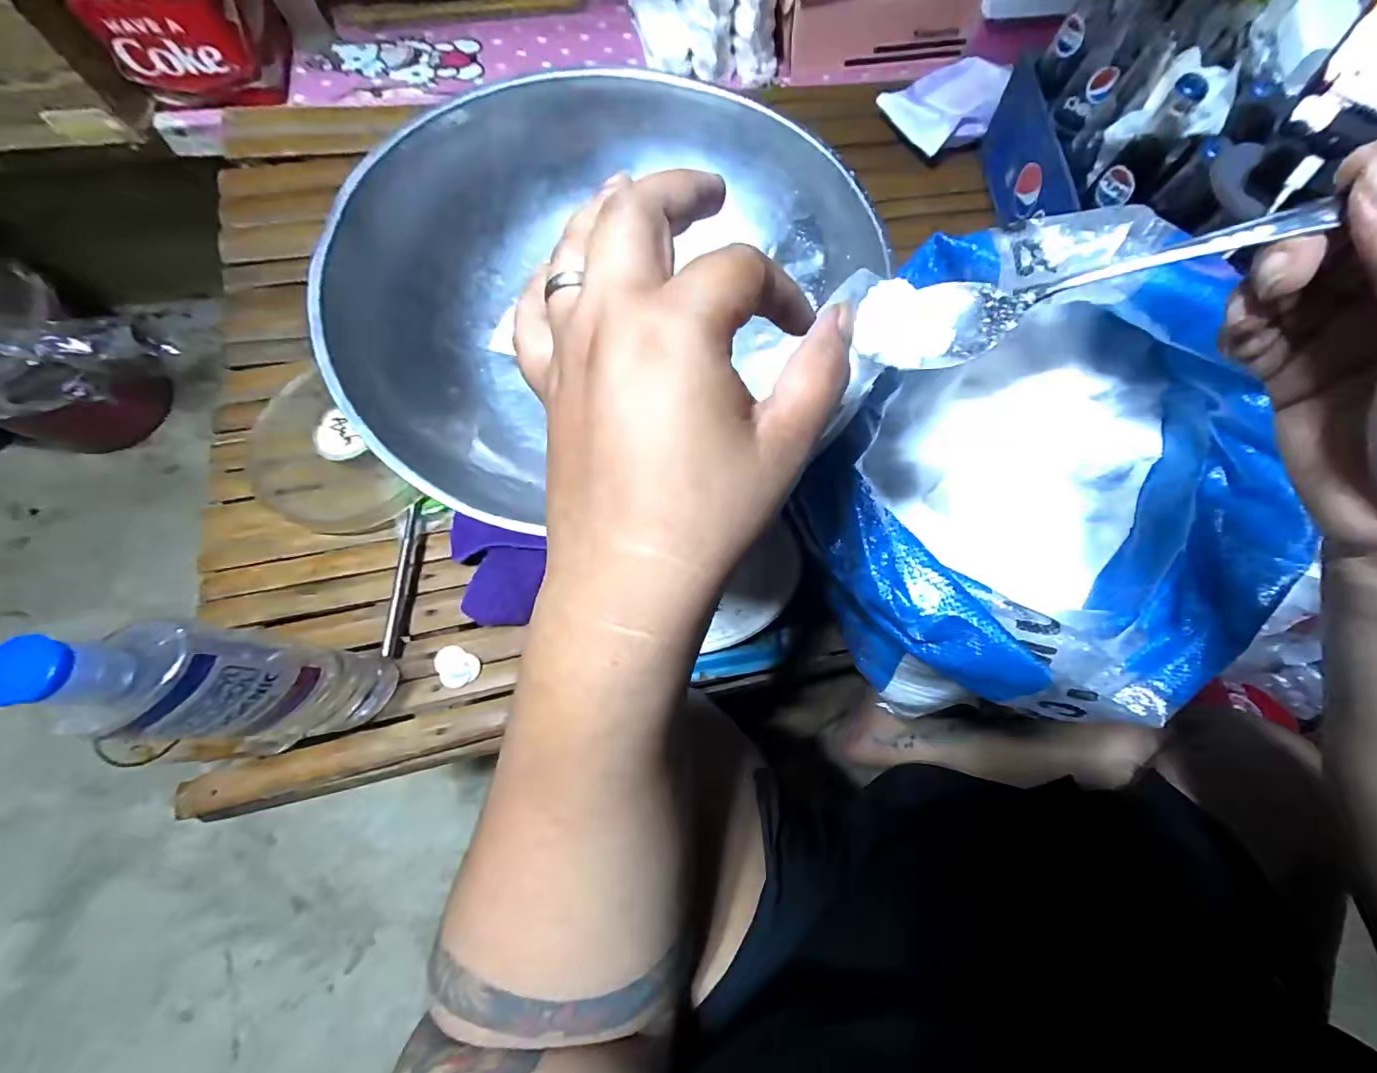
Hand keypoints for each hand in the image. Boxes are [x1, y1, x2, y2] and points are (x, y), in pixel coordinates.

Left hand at [514, 170, 851, 629]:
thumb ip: (822, 370)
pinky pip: (535, 306)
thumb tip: (841, 318)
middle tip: (712, 192)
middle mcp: (611, 315)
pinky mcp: (547, 379)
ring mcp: (567, 344)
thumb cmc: (713, 513)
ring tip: (641, 202)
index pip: (739, 269)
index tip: (801, 331)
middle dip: (679, 191)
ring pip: (574, 244)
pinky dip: (555, 276)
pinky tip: (573, 278)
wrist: (630, 577)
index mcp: (676, 326)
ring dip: (613, 211)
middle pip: (634, 213)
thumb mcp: (786, 443)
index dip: (782, 290)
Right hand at [1221, 117, 1376, 572]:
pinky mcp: (1305, 372)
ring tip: (1261, 303)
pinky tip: (1241, 336)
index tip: (1356, 184)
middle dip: (1321, 229)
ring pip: (1308, 269)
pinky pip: (1267, 325)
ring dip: (1274, 275)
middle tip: (1289, 265)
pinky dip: (1246, 321)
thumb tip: (1372, 171)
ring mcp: (1365, 331)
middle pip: (1371, 216)